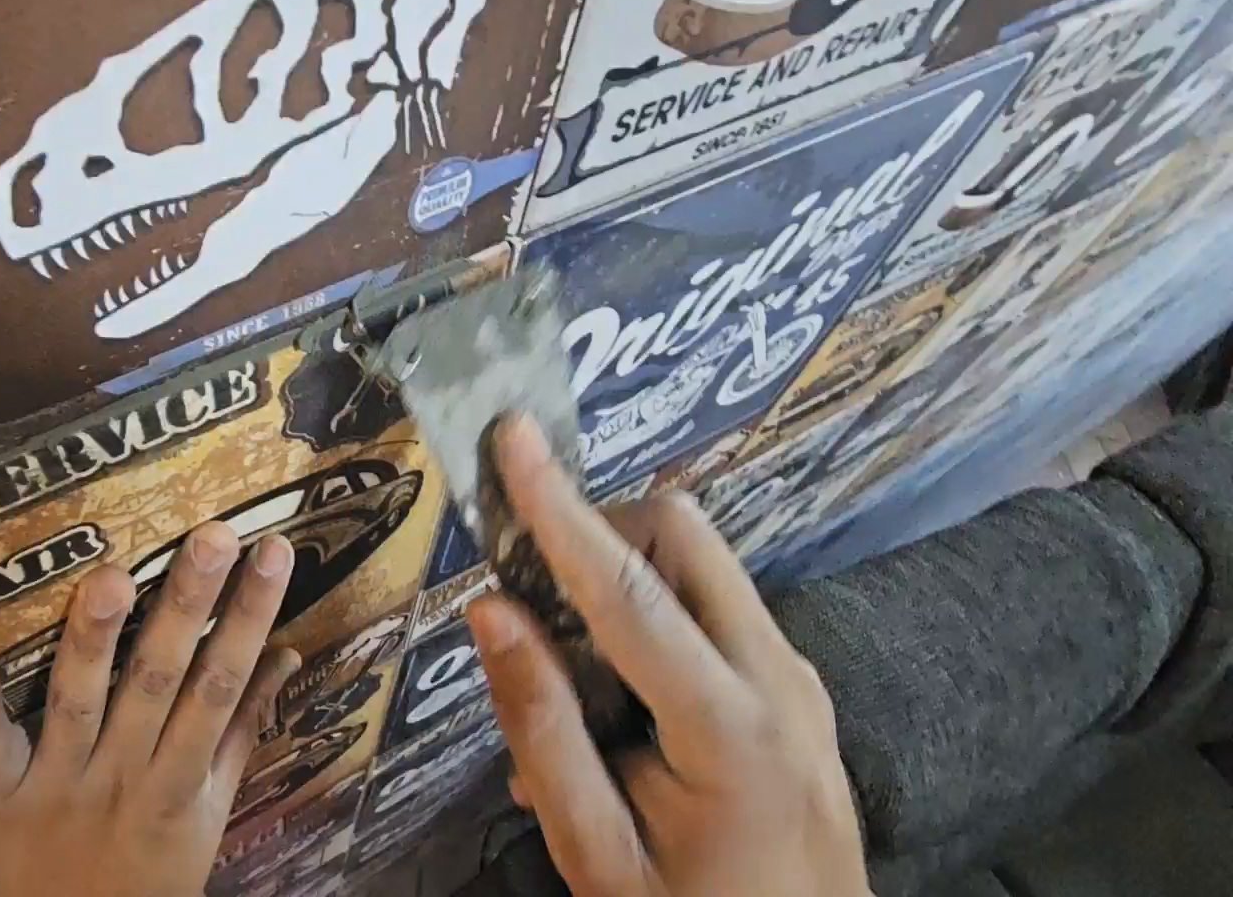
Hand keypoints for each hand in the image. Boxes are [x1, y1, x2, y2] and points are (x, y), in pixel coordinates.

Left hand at [0, 522, 299, 896]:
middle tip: (210, 535)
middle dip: (188, 605)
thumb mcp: (215, 806)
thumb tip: (286, 650)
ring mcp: (62, 784)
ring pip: (80, 701)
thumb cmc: (160, 868)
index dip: (251, 614)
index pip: (224, 681)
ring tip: (111, 576)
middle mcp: (126, 773)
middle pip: (159, 678)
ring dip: (94, 640)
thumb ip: (245, 724)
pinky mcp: (5, 800)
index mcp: (183, 777)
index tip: (272, 550)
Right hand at [467, 416, 870, 896]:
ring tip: (573, 662)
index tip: (514, 436)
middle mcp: (779, 677)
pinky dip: (647, 602)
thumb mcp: (592, 849)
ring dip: (618, 569)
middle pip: (681, 536)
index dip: (559, 507)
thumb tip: (489, 606)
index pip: (627, 591)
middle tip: (537, 596)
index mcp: (731, 730)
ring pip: (697, 558)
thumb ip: (539, 724)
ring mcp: (796, 674)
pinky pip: (710, 596)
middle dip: (598, 531)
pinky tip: (617, 686)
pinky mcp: (793, 680)